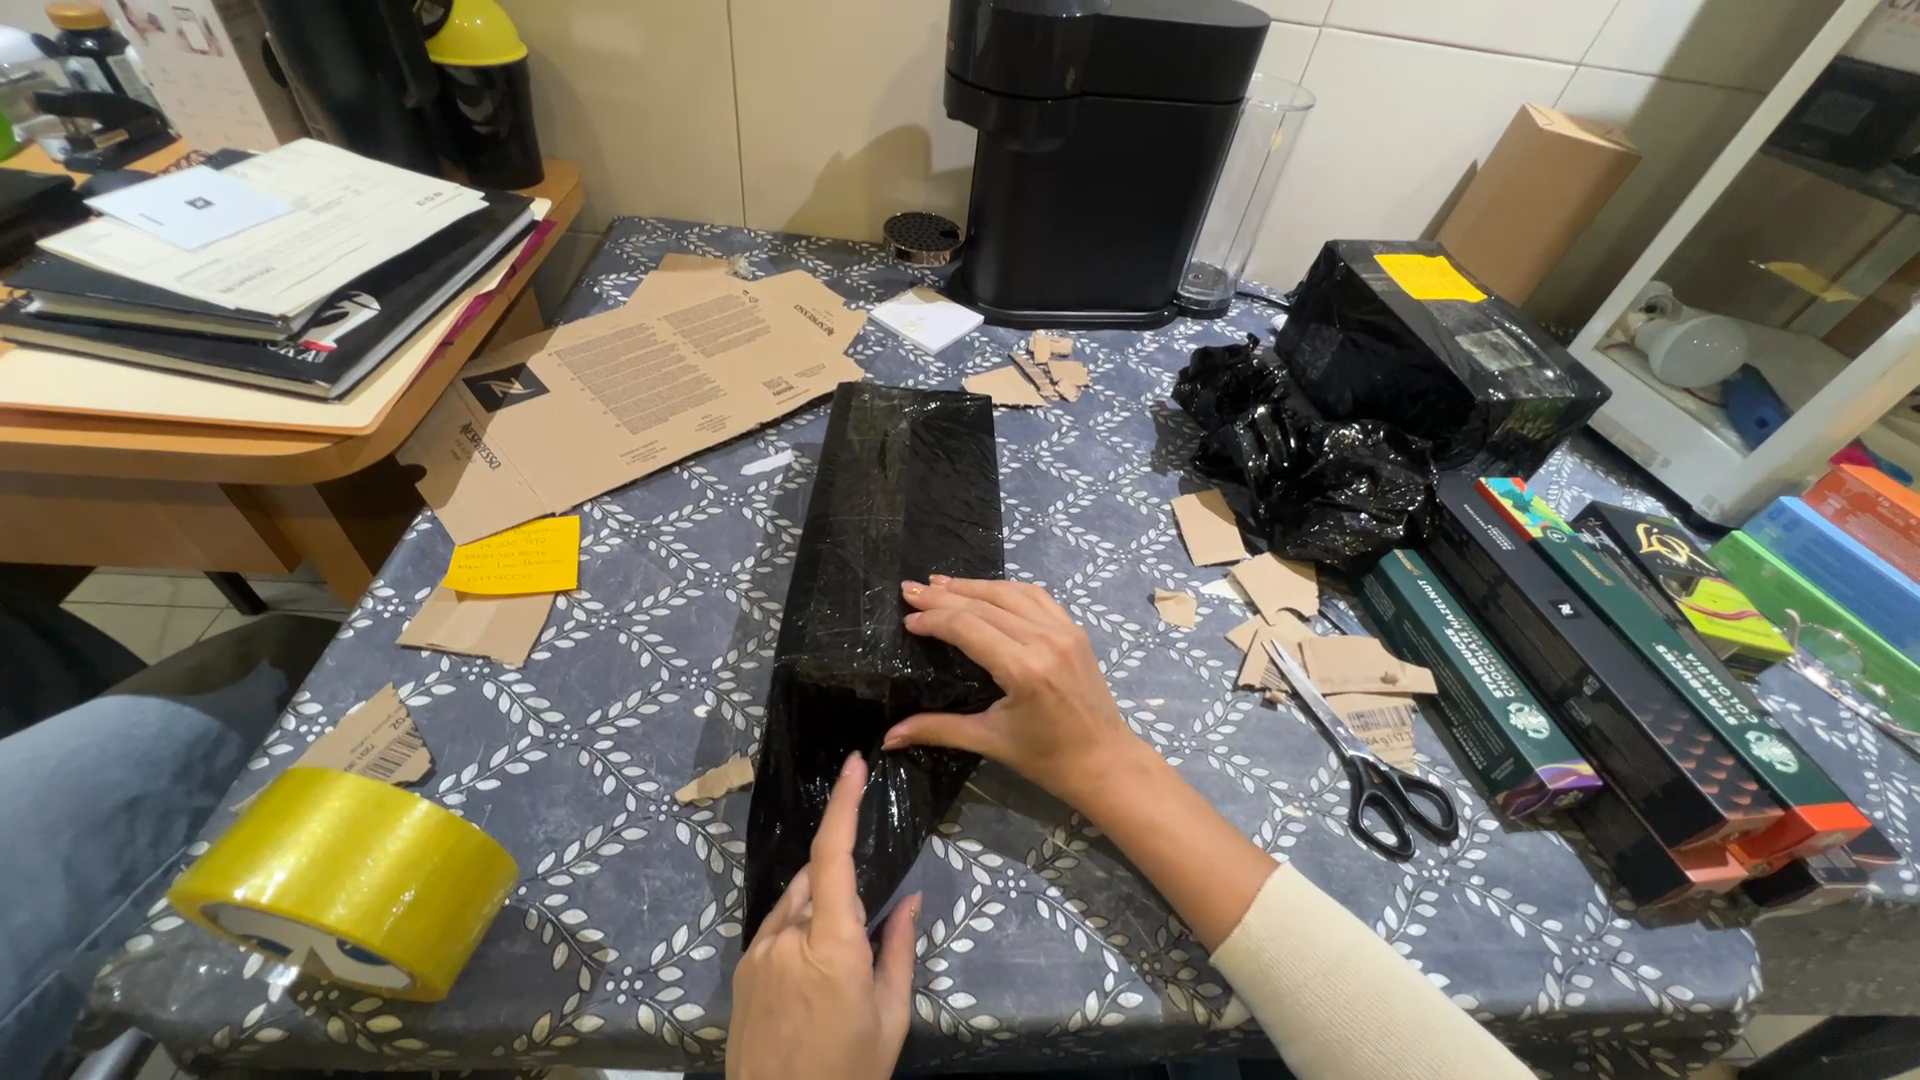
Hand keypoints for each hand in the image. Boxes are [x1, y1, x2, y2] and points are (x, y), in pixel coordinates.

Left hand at [727, 753, 919, 1079]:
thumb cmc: (847, 1072)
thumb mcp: (889, 1017)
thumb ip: (898, 950)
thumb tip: (909, 900)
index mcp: (832, 946)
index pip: (833, 856)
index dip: (843, 804)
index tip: (854, 764)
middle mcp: (787, 937)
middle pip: (817, 882)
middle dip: (842, 890)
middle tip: (859, 949)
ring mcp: (757, 952)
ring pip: (795, 905)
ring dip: (818, 913)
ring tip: (833, 974)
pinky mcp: (742, 968)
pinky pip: (776, 928)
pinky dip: (798, 931)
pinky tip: (809, 978)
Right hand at [884, 577, 1143, 804]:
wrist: (1106, 761)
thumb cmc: (1047, 758)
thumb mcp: (990, 741)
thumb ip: (938, 729)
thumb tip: (888, 737)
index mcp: (1024, 669)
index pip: (968, 627)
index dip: (934, 619)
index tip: (908, 618)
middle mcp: (1045, 640)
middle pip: (985, 604)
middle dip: (944, 595)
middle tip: (910, 589)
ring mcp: (1064, 630)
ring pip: (1010, 593)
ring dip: (972, 585)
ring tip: (939, 582)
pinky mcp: (1075, 629)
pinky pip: (1036, 597)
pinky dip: (1006, 589)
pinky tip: (984, 589)